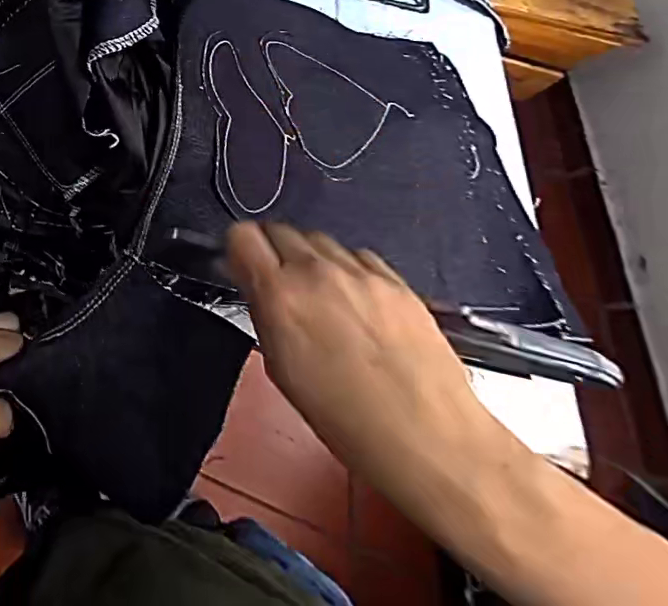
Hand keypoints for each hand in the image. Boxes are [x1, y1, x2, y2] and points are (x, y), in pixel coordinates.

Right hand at [225, 222, 501, 494]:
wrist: (428, 437)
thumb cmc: (353, 421)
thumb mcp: (282, 370)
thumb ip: (264, 314)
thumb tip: (256, 289)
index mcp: (281, 295)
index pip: (243, 236)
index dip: (239, 249)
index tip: (243, 263)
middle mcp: (318, 273)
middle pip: (280, 230)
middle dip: (272, 252)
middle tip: (278, 282)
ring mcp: (360, 273)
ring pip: (318, 240)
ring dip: (310, 260)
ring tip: (320, 298)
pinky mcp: (395, 280)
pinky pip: (358, 256)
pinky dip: (348, 270)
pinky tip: (355, 304)